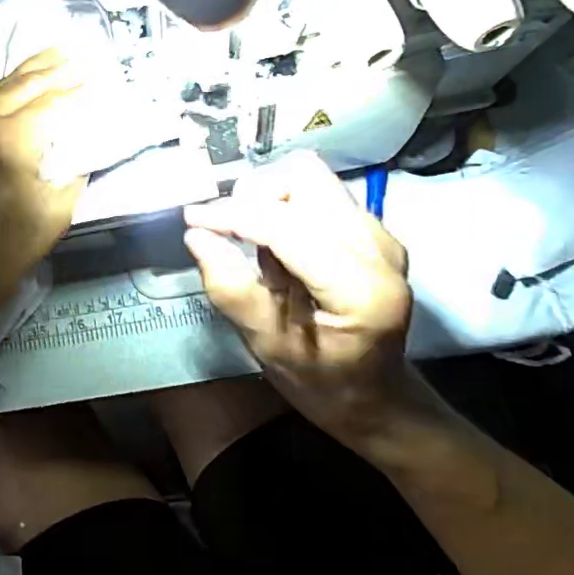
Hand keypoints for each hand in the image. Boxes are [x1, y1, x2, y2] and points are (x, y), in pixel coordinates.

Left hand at [0, 50, 86, 397]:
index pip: (56, 101)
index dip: (82, 91)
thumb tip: (82, 146)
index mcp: (10, 139)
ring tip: (52, 56)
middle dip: (58, 69)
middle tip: (84, 56)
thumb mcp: (53, 216)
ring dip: (26, 71)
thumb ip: (72, 171)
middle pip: (27, 84)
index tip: (103, 80)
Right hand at [181, 153, 446, 461]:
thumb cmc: (322, 383)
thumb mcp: (268, 346)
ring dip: (270, 200)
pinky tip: (280, 249)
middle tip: (228, 232)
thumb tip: (196, 236)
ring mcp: (381, 235)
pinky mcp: (374, 229)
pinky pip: (320, 192)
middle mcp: (379, 250)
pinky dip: (286, 207)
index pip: (289, 228)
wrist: (376, 396)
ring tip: (258, 247)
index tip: (192, 218)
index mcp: (360, 290)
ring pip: (312, 178)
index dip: (234, 216)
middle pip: (305, 181)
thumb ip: (231, 289)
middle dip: (255, 199)